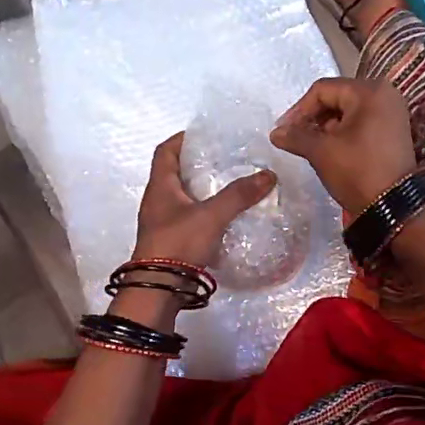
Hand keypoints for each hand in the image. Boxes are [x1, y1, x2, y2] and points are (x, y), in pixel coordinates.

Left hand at [132, 132, 277, 265]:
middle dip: (196, 165)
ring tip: (228, 187)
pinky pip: (187, 219)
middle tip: (223, 161)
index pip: (165, 151)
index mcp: (160, 187)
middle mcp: (156, 202)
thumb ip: (239, 195)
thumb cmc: (179, 243)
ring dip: (201, 191)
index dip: (182, 139)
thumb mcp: (211, 216)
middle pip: (173, 174)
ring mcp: (161, 224)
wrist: (159, 288)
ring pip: (181, 198)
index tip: (203, 135)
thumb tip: (268, 175)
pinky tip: (223, 219)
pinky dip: (203, 214)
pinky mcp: (169, 243)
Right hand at [269, 78, 415, 213]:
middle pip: (336, 98)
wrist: (393, 207)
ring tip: (310, 147)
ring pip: (348, 112)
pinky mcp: (393, 131)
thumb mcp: (322, 152)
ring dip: (326, 127)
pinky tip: (329, 150)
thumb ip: (296, 136)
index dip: (299, 110)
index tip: (283, 131)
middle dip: (313, 118)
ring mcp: (392, 113)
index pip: (323, 90)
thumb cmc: (357, 171)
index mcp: (369, 92)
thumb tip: (275, 133)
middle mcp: (384, 94)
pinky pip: (361, 123)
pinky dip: (342, 133)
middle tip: (295, 138)